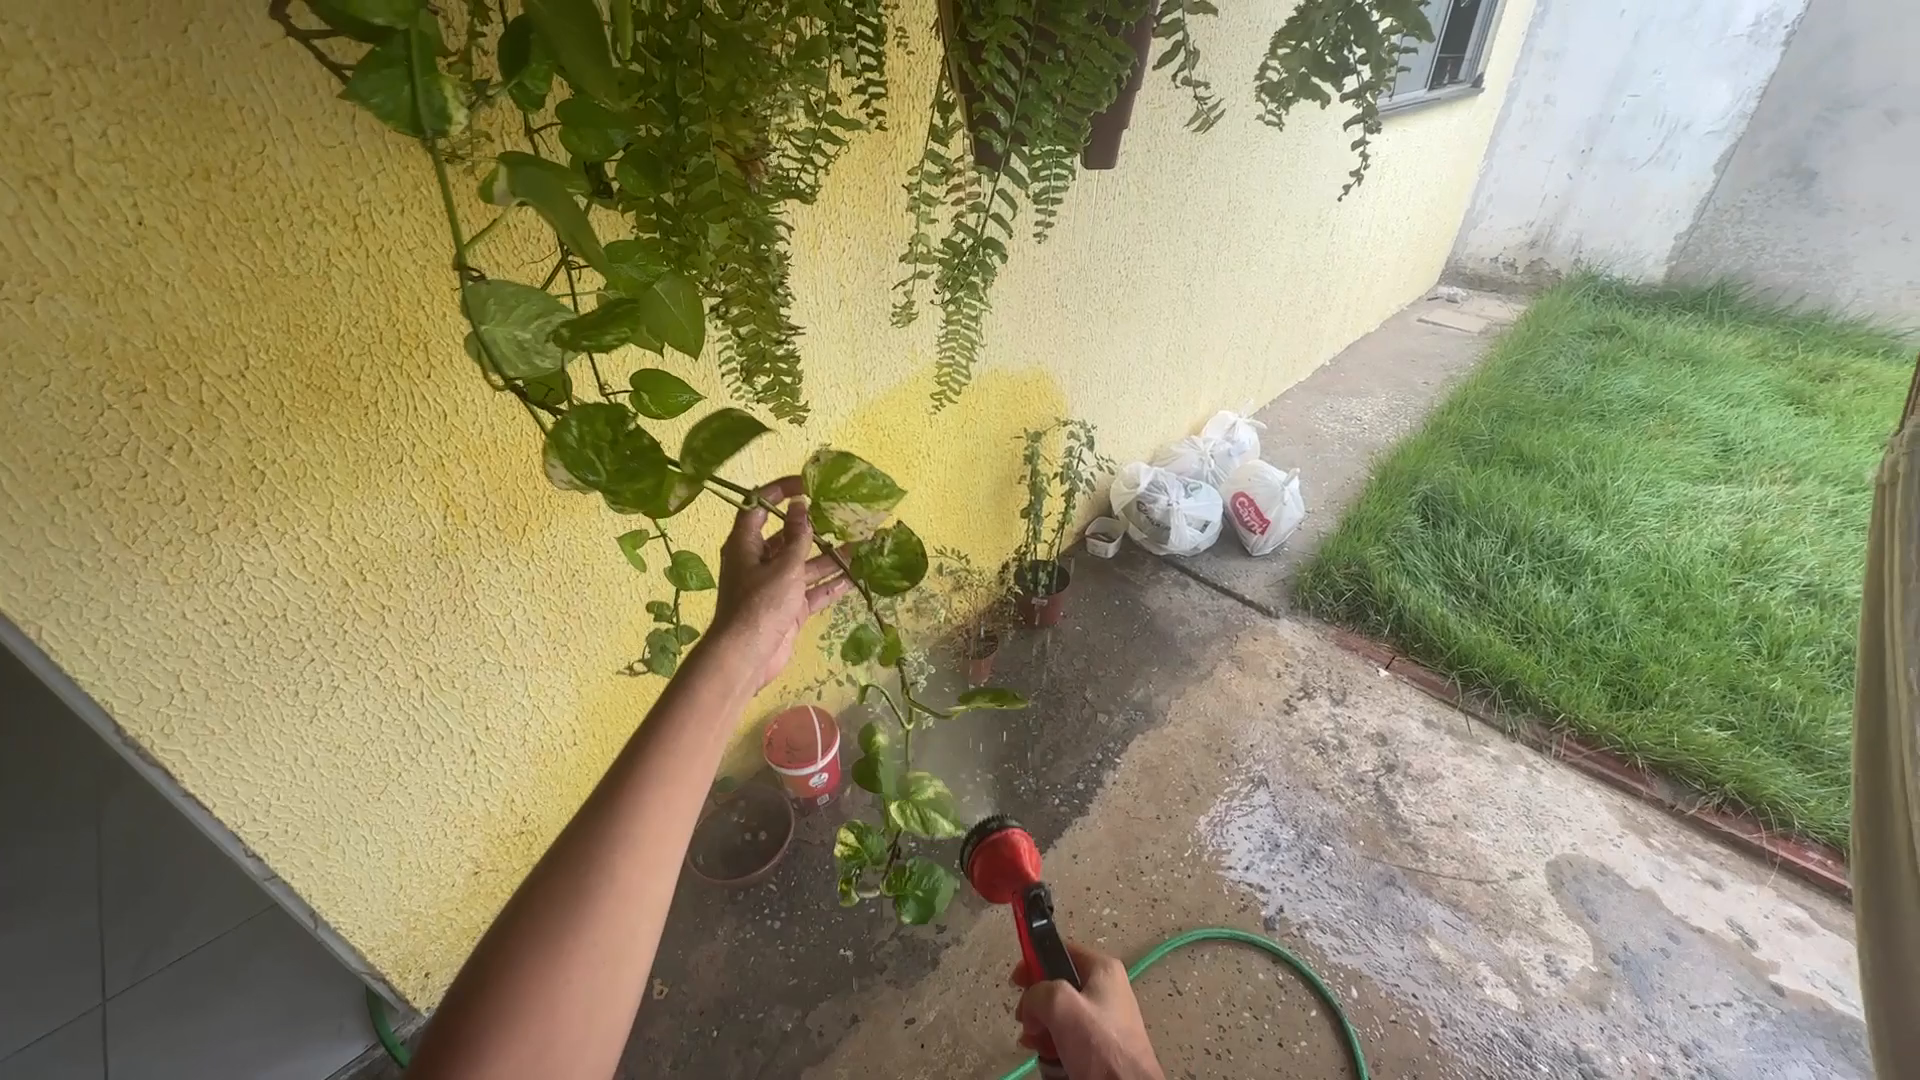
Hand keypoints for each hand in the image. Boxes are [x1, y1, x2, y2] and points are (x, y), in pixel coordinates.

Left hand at [710, 476, 851, 688]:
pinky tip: (857, 576)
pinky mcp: (788, 608)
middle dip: (814, 527)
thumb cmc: (760, 604)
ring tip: (860, 544)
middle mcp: (759, 561)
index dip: (780, 491)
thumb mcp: (783, 565)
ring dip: (830, 556)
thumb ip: (798, 537)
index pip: (759, 506)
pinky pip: (813, 590)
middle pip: (788, 537)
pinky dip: (832, 584)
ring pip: (805, 565)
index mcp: (746, 544)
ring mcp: (774, 586)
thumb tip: (801, 505)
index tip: (807, 484)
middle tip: (842, 515)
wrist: (748, 656)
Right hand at [1015, 943, 1164, 1079]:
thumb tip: (1031, 1005)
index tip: (1017, 982)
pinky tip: (1047, 1054)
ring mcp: (1103, 1019)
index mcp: (1102, 968)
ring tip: (1037, 1043)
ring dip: (1042, 1027)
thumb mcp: (1061, 1005)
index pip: (1060, 950)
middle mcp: (1105, 989)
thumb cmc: (1099, 1044)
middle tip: (1029, 1021)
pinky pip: (1068, 1036)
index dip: (1034, 961)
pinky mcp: (1100, 1045)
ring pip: (1060, 1014)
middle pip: (1056, 984)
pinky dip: (1053, 1044)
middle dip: (1036, 1003)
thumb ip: (1037, 991)